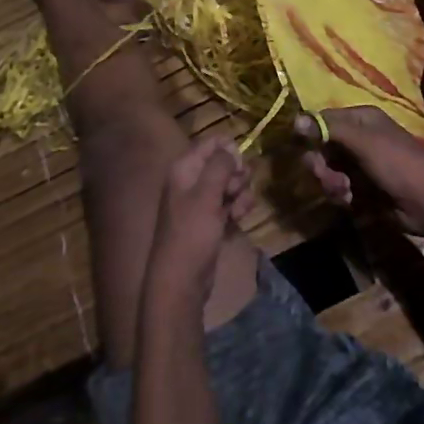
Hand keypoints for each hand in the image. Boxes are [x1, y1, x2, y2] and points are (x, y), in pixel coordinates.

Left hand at [145, 137, 253, 300]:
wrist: (181, 280)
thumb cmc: (191, 232)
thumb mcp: (206, 195)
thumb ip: (219, 166)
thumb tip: (230, 148)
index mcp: (184, 168)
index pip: (209, 143)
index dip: (228, 148)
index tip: (241, 161)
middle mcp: (191, 180)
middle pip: (222, 163)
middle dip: (236, 173)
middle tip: (237, 188)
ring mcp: (201, 201)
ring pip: (229, 184)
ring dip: (240, 192)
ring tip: (239, 209)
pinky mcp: (211, 220)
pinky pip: (229, 204)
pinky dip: (237, 207)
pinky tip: (240, 218)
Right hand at [298, 106, 423, 235]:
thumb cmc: (397, 164)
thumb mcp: (362, 142)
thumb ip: (328, 129)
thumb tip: (294, 119)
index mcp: (360, 119)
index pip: (323, 119)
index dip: (310, 133)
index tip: (301, 147)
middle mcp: (358, 138)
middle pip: (322, 147)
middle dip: (320, 163)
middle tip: (324, 175)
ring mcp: (360, 164)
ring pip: (328, 170)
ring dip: (330, 182)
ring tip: (343, 191)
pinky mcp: (362, 187)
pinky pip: (338, 188)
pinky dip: (341, 195)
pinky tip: (350, 201)